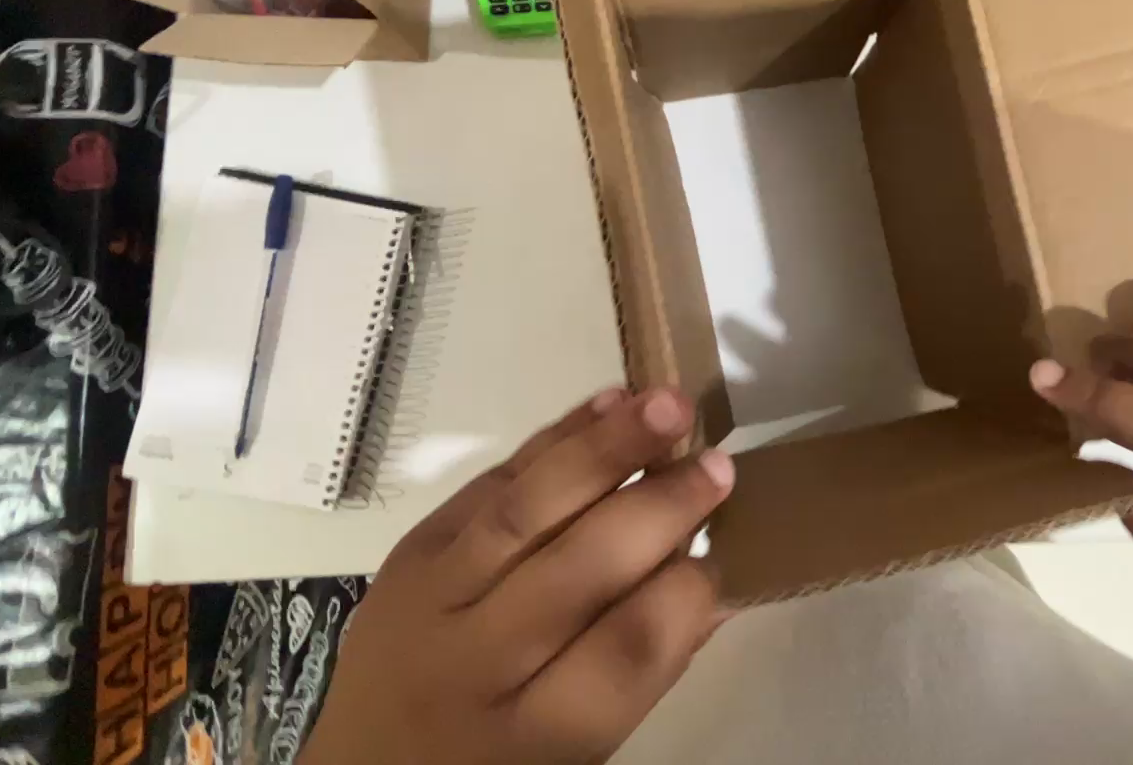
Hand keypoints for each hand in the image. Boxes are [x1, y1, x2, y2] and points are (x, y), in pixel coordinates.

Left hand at [299, 387, 733, 764]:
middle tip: (717, 465)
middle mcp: (469, 666)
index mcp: (528, 741)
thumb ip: (645, 667)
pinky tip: (607, 403)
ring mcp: (427, 599)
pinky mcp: (410, 550)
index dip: (684, 591)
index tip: (722, 551)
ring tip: (667, 405)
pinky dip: (554, 438)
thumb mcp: (577, 754)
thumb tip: (712, 579)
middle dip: (657, 507)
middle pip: (577, 568)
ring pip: (525, 508)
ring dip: (604, 447)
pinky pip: (490, 483)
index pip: (623, 650)